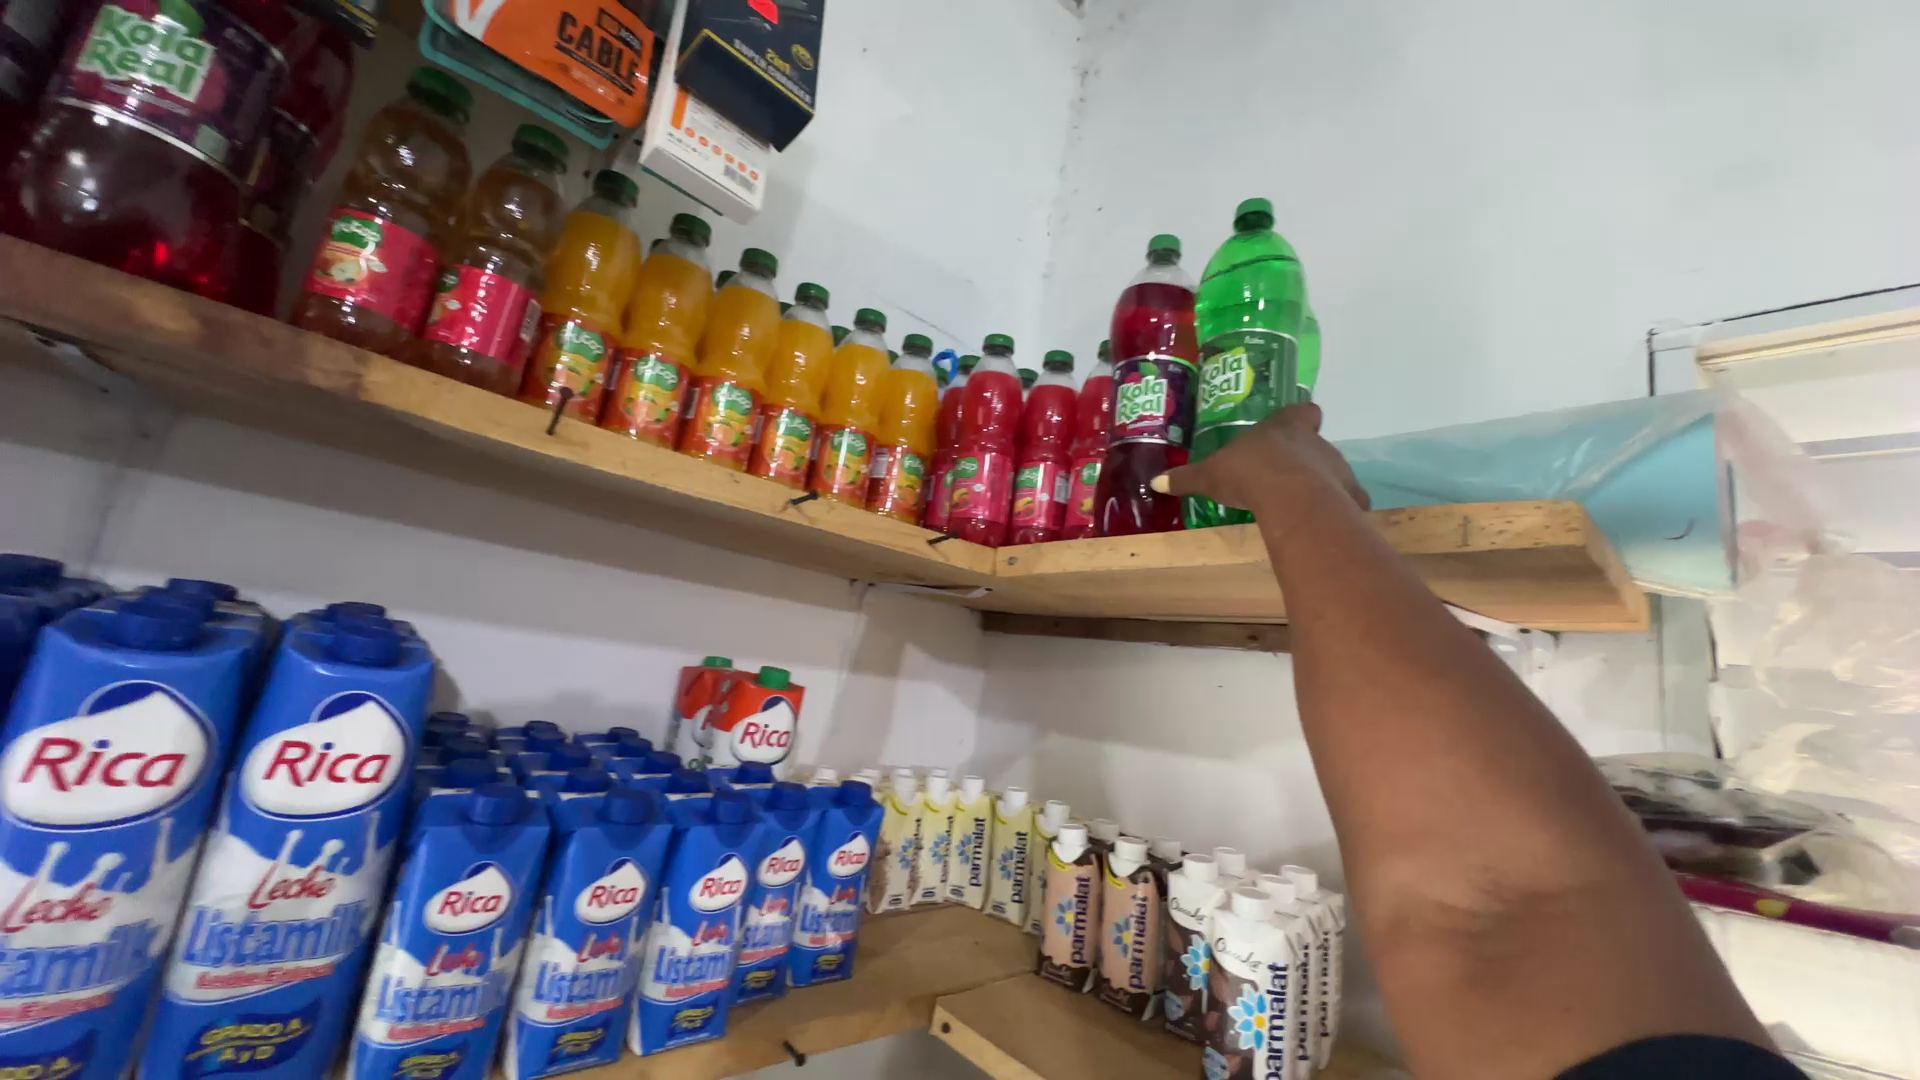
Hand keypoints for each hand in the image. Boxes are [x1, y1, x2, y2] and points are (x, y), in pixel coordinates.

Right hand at [1152, 403, 1369, 519]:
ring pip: (1332, 469)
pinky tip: (1323, 520)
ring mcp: (1334, 466)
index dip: (1298, 417)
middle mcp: (1313, 442)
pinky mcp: (1346, 493)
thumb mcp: (1208, 476)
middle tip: (1282, 474)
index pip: (1302, 411)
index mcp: (1283, 428)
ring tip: (1298, 503)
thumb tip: (1155, 482)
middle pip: (1315, 441)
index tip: (1295, 424)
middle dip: (1302, 456)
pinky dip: (1339, 508)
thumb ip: (1185, 479)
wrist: (1289, 497)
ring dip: (1319, 482)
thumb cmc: (1247, 474)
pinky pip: (1347, 498)